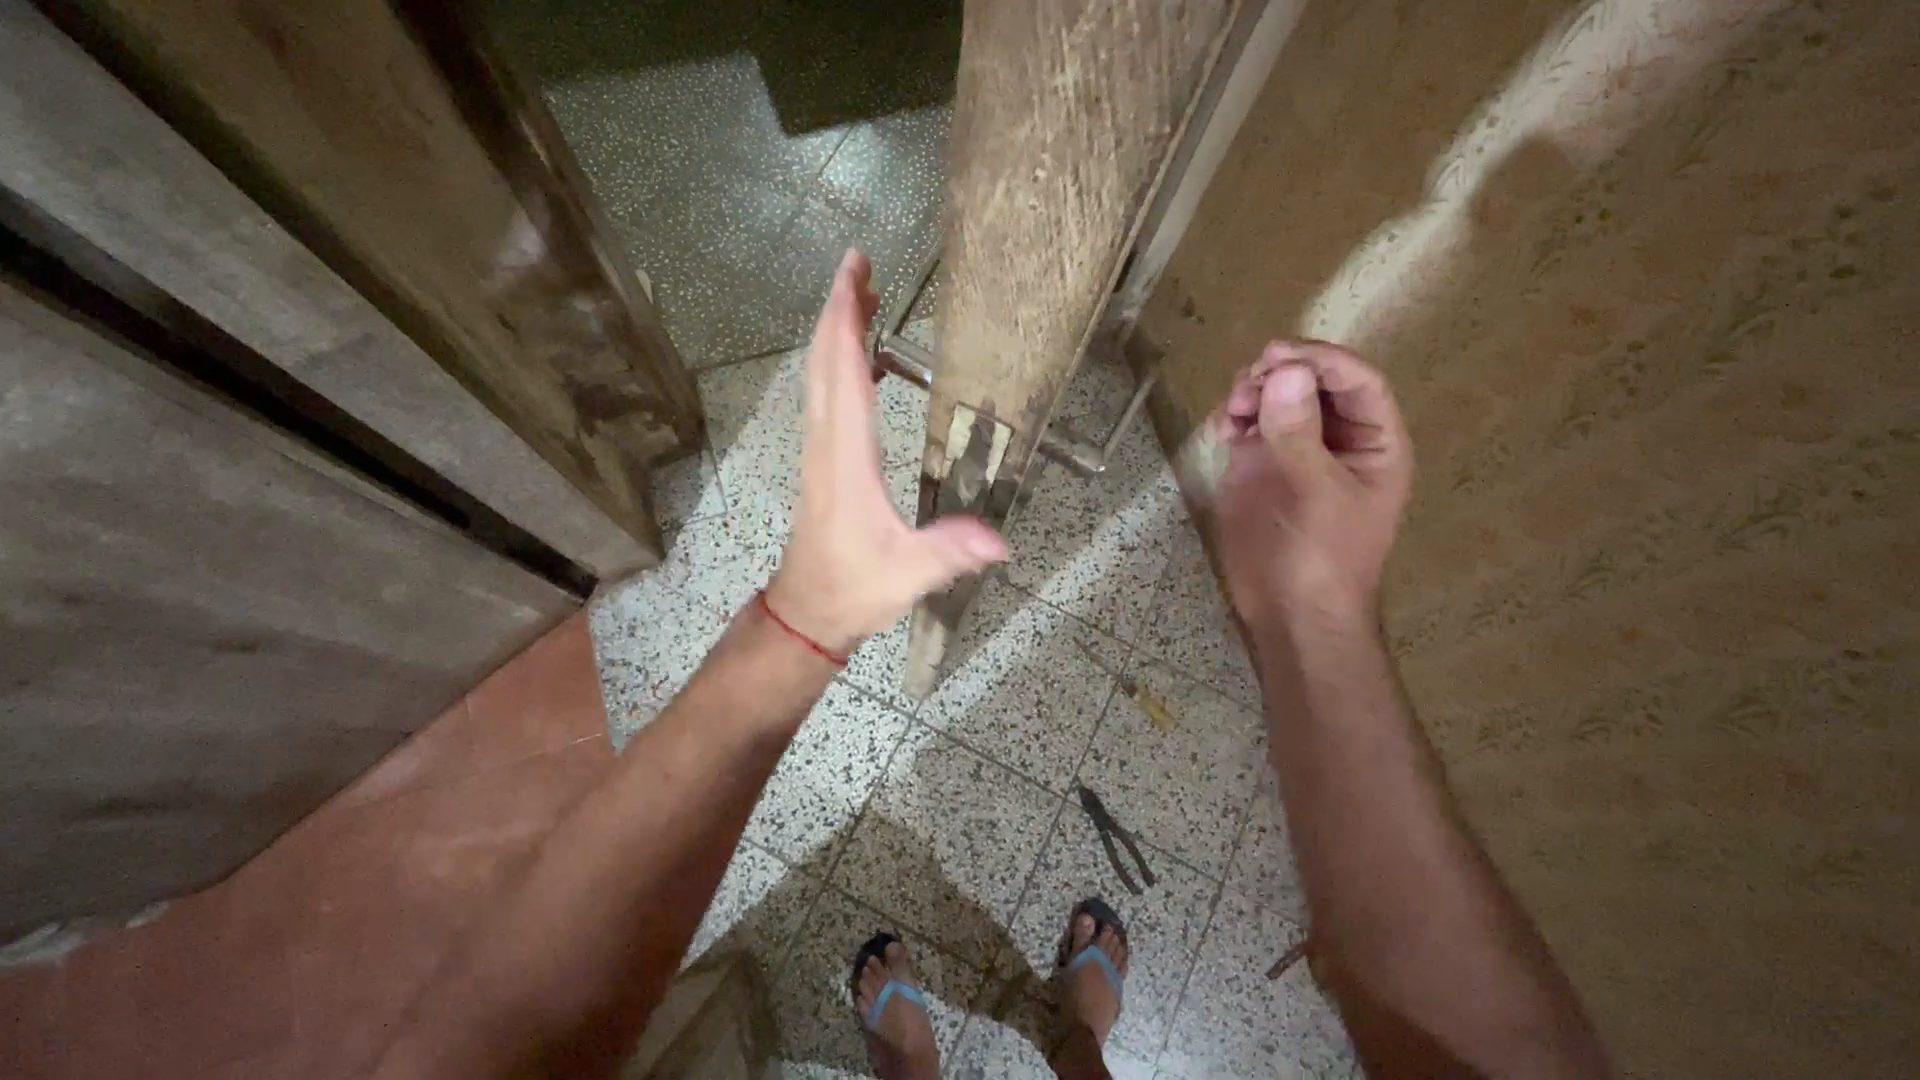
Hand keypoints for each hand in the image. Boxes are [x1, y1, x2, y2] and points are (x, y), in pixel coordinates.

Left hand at [764, 250, 1009, 653]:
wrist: (809, 610)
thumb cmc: (853, 587)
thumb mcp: (907, 573)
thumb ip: (950, 550)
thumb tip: (1001, 540)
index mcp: (847, 457)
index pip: (843, 374)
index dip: (847, 320)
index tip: (854, 272)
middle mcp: (826, 443)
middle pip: (824, 360)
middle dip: (838, 308)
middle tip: (859, 264)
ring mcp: (819, 450)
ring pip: (819, 375)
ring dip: (834, 331)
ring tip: (861, 295)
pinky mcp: (822, 461)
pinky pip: (825, 396)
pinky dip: (838, 363)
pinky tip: (863, 359)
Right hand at [1210, 340, 1412, 630]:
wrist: (1291, 613)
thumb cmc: (1323, 559)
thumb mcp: (1318, 495)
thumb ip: (1300, 433)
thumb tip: (1284, 372)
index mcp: (1374, 443)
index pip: (1357, 382)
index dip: (1322, 360)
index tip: (1278, 354)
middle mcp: (1335, 439)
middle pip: (1313, 382)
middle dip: (1281, 373)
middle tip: (1247, 380)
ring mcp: (1294, 451)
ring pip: (1277, 397)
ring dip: (1252, 392)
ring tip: (1231, 408)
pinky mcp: (1259, 467)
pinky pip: (1247, 425)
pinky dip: (1233, 417)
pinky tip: (1222, 429)